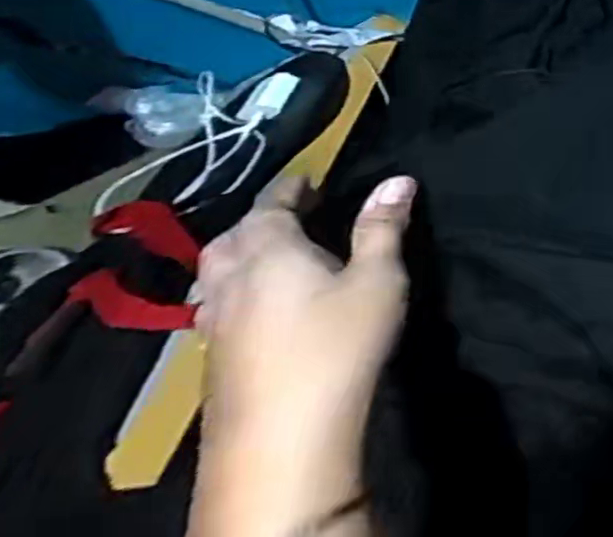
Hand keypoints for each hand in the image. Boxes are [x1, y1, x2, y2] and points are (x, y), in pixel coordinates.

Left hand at [191, 172, 415, 536]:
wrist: (285, 431)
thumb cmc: (340, 339)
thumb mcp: (378, 277)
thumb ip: (383, 227)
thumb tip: (398, 179)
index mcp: (269, 253)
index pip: (268, 207)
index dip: (289, 189)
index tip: (311, 179)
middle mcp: (231, 280)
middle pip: (231, 238)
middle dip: (259, 219)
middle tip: (296, 213)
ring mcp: (215, 321)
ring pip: (214, 272)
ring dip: (240, 252)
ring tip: (276, 251)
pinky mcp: (215, 353)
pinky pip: (216, 300)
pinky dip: (236, 284)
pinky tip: (261, 300)